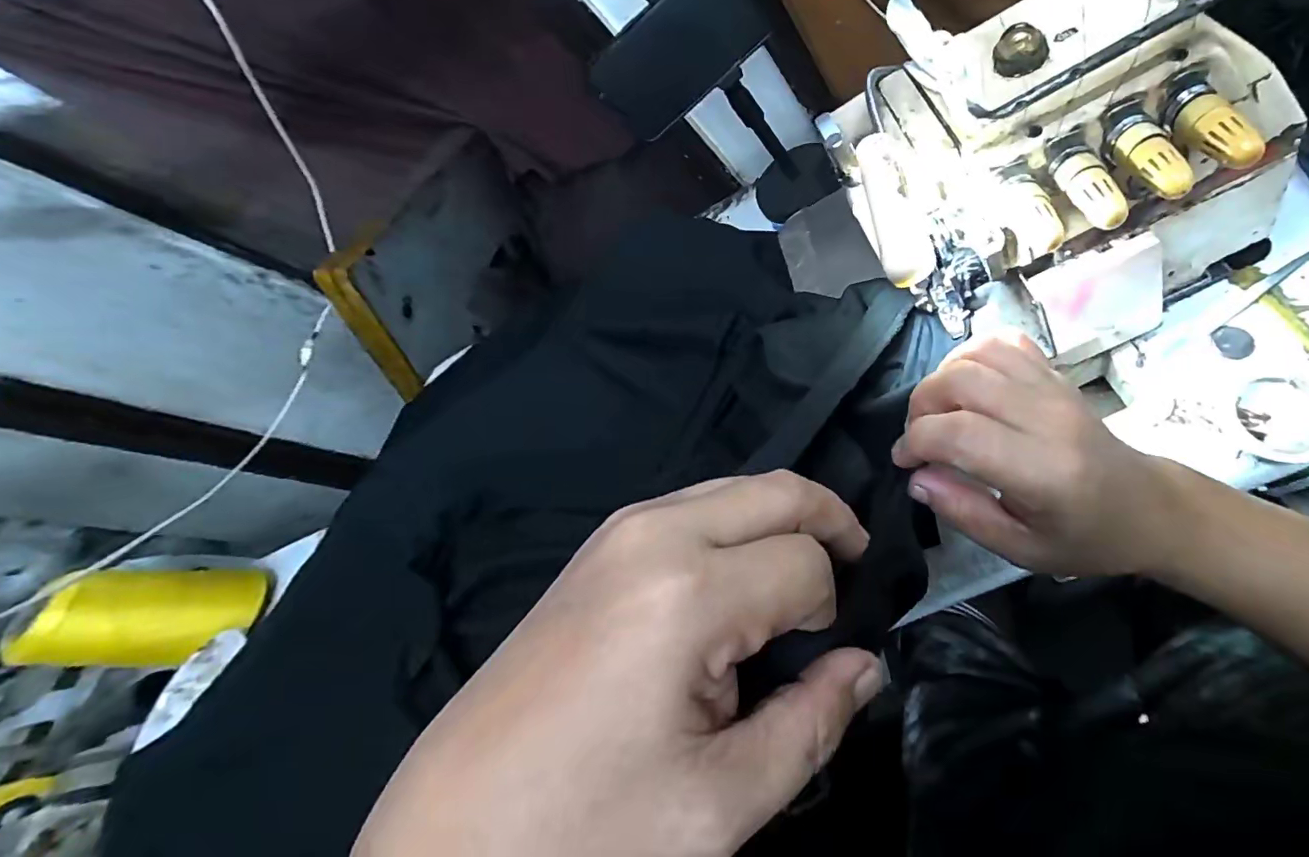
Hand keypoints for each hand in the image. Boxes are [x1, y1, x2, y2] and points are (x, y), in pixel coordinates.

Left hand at [353, 472, 885, 856]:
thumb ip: (814, 722)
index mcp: (687, 591)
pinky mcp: (599, 547)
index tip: (826, 660)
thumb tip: (866, 665)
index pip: (806, 564)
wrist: (442, 848)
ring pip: (739, 488)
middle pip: (780, 492)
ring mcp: (620, 531)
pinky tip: (738, 583)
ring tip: (802, 584)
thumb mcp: (720, 801)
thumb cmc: (587, 836)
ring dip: (784, 523)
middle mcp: (655, 533)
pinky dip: (739, 527)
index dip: (835, 609)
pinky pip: (696, 506)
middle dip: (831, 523)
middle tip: (856, 574)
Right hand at [892, 331, 1195, 576]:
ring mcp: (1053, 387)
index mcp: (1042, 470)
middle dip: (921, 404)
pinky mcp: (1055, 373)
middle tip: (918, 436)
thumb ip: (965, 513)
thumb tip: (916, 478)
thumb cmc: (1085, 537)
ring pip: (978, 352)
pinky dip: (972, 353)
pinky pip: (1004, 341)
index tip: (904, 460)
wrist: (1144, 503)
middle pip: (962, 380)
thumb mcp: (1022, 549)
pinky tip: (967, 383)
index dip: (916, 440)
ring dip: (942, 376)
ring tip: (938, 409)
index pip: (959, 432)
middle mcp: (1047, 416)